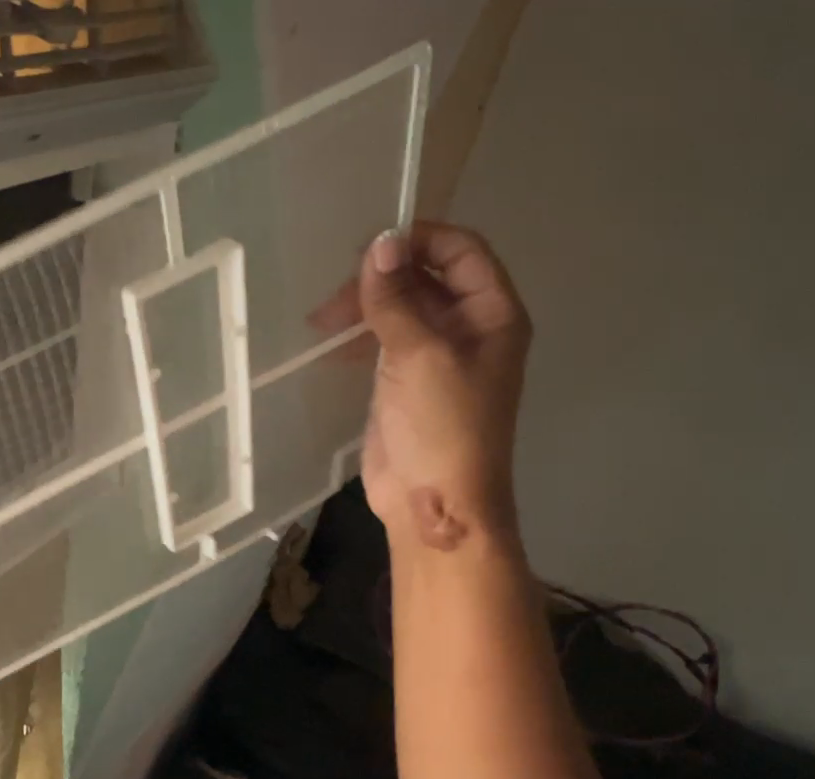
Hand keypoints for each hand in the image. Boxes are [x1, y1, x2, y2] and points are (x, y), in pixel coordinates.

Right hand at [355, 223, 531, 553]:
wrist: (434, 501)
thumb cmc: (442, 425)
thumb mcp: (420, 355)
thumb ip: (396, 299)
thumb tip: (379, 243)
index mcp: (492, 313)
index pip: (461, 251)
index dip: (418, 241)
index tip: (366, 248)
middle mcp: (468, 328)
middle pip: (425, 278)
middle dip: (381, 278)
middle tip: (335, 298)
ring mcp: (434, 356)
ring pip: (398, 310)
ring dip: (363, 307)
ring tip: (321, 322)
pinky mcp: (403, 383)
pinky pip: (381, 342)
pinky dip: (356, 337)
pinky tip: (328, 346)